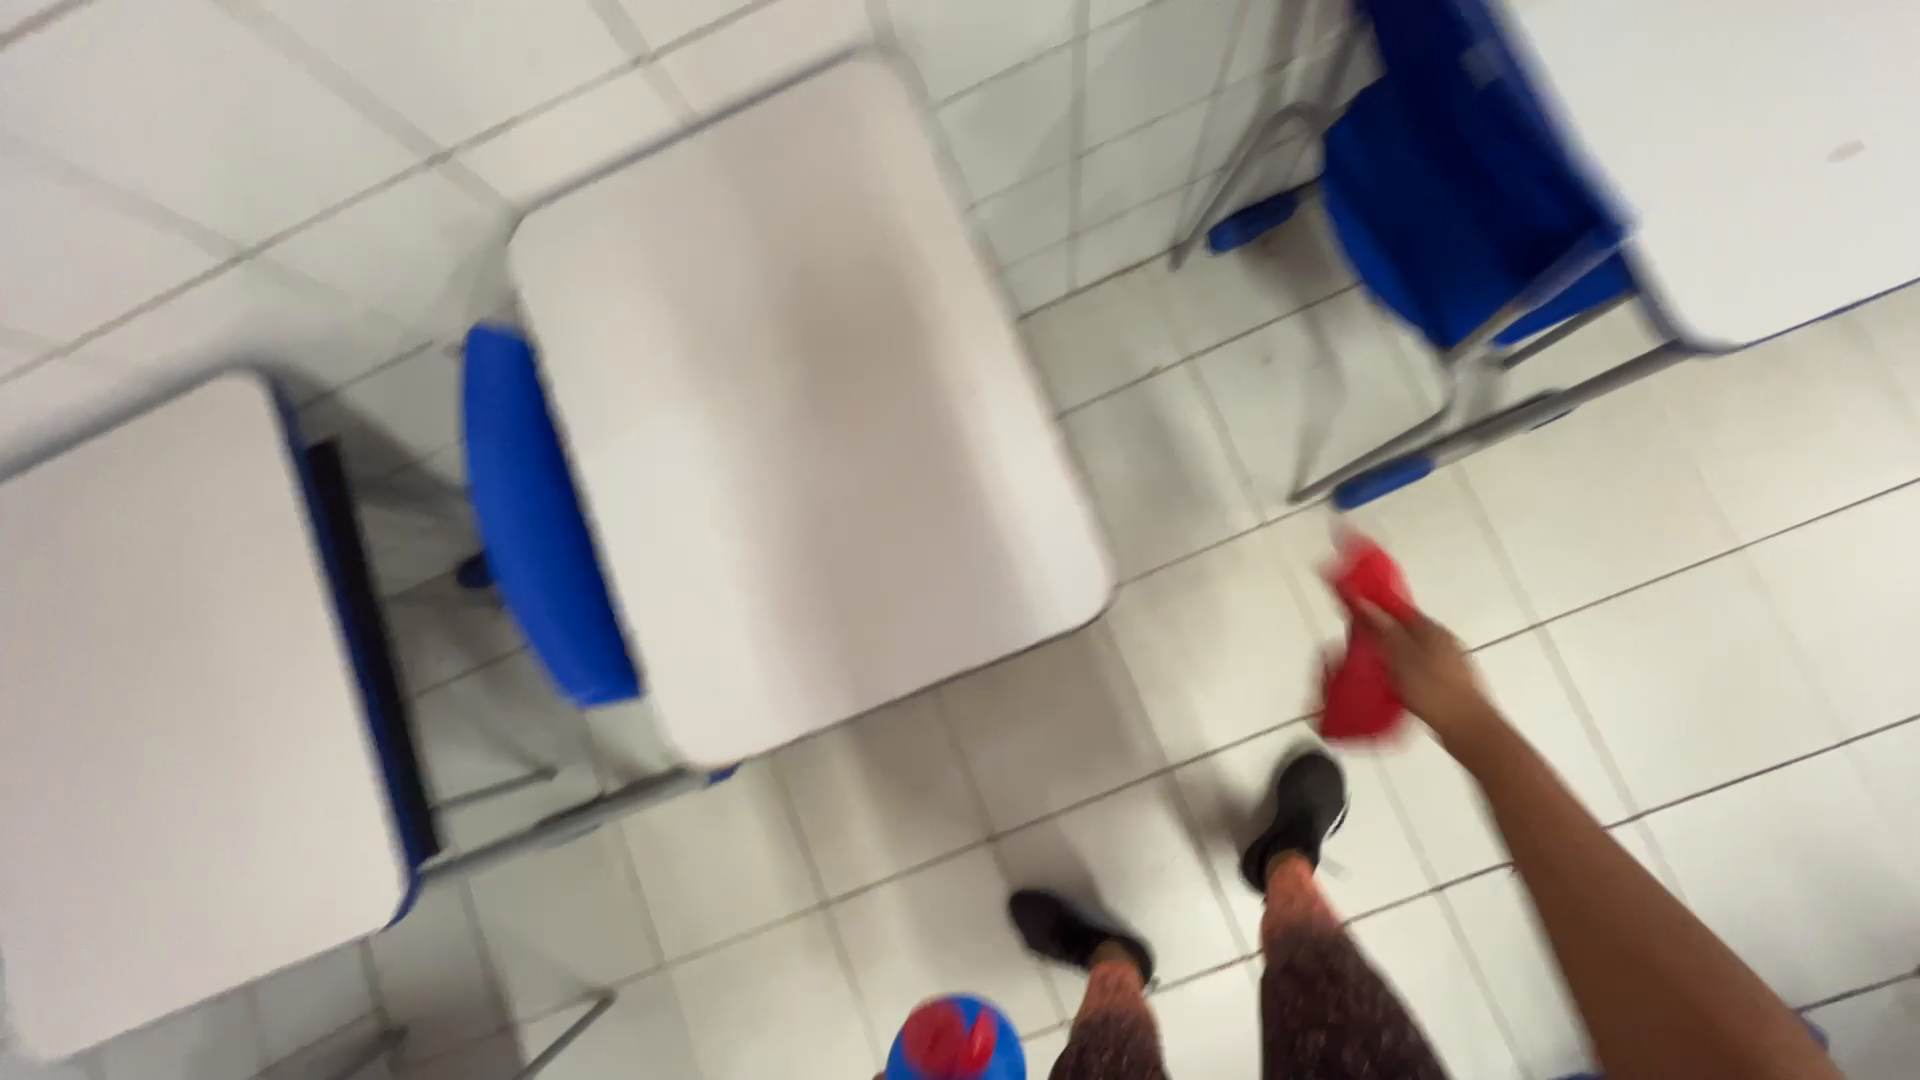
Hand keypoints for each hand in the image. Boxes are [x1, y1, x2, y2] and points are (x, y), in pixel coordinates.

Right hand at [1360, 604, 1503, 753]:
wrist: (1469, 729)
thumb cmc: (1431, 691)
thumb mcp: (1401, 656)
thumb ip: (1383, 628)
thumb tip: (1363, 600)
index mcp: (1431, 629)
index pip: (1397, 606)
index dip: (1373, 605)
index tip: (1350, 610)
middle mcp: (1442, 639)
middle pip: (1404, 628)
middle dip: (1379, 631)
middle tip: (1354, 642)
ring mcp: (1448, 661)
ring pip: (1411, 648)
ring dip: (1390, 652)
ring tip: (1368, 665)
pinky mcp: (1449, 681)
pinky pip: (1417, 667)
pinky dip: (1401, 669)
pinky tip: (1391, 682)